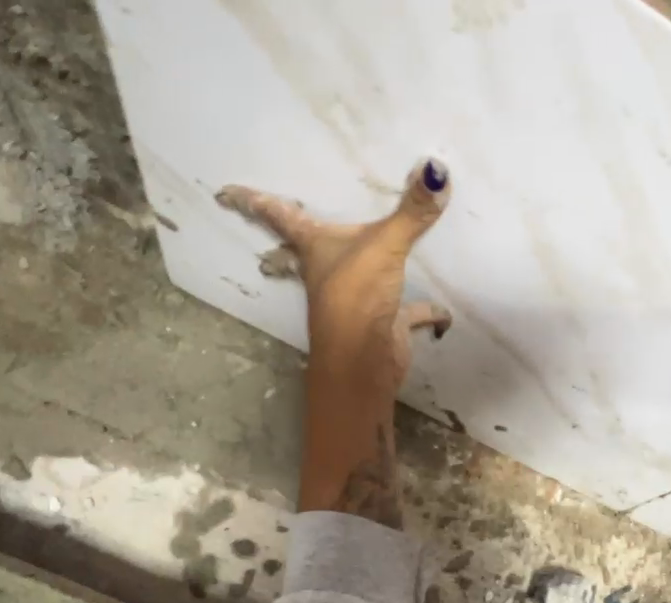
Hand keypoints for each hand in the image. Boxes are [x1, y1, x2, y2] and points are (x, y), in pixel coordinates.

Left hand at [217, 159, 453, 527]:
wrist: (364, 362)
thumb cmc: (356, 298)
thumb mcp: (384, 247)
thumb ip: (411, 212)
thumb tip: (436, 171)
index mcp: (316, 248)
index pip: (280, 215)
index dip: (255, 200)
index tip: (228, 190)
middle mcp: (331, 271)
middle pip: (314, 246)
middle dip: (306, 234)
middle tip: (298, 213)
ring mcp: (357, 298)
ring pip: (362, 274)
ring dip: (369, 263)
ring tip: (381, 243)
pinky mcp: (385, 321)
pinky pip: (409, 311)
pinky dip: (425, 311)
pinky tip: (442, 310)